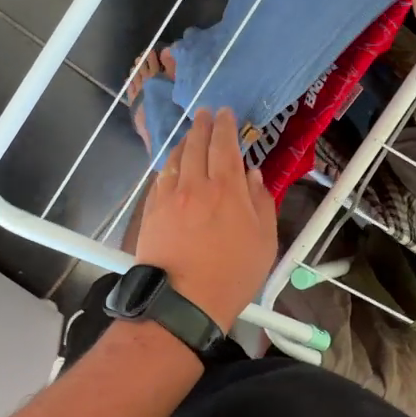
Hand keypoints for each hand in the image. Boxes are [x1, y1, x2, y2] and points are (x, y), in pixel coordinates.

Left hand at [132, 108, 278, 327]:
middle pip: (197, 145)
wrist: (182, 303)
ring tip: (190, 135)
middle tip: (205, 113)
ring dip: (184, 142)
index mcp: (226, 189)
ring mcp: (169, 197)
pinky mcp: (151, 212)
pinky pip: (160, 178)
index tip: (226, 113)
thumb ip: (261, 204)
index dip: (226, 126)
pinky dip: (169, 165)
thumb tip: (253, 176)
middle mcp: (195, 185)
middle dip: (203, 125)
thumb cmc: (231, 276)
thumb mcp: (264, 242)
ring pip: (175, 158)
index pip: (225, 145)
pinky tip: (171, 165)